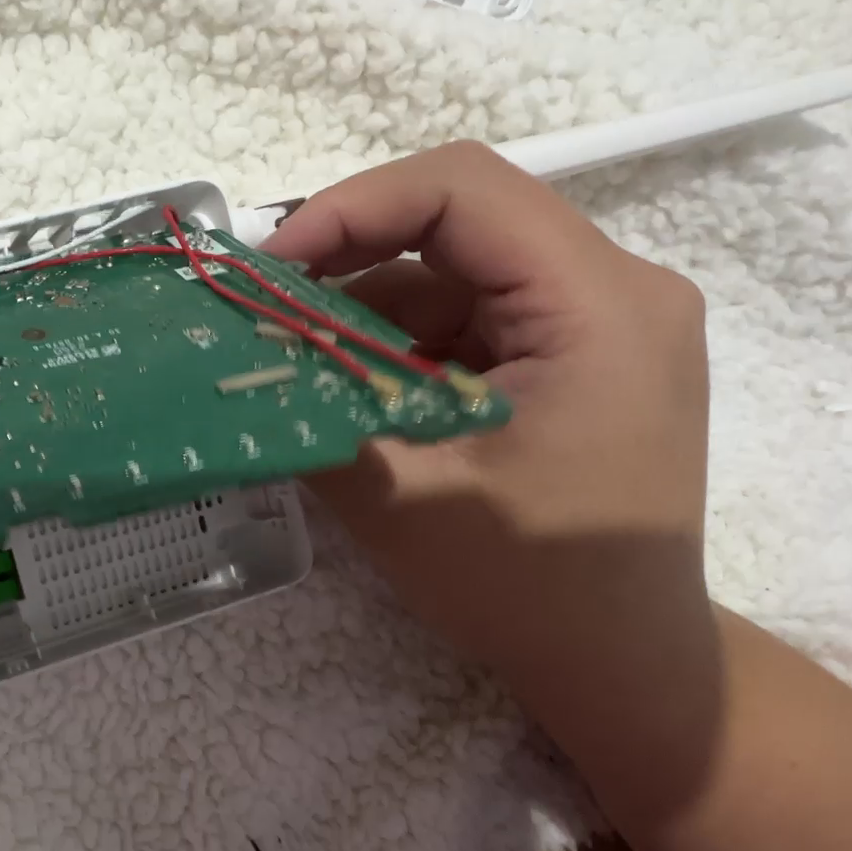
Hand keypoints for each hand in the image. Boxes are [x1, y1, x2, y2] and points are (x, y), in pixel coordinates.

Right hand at [260, 141, 710, 670]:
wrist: (617, 659)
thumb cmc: (527, 587)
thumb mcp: (400, 500)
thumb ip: (312, 416)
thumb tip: (233, 356)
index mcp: (597, 307)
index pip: (463, 191)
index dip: (350, 208)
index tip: (268, 265)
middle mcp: (612, 290)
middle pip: (456, 220)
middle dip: (345, 252)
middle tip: (263, 302)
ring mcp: (592, 320)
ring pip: (450, 268)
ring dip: (361, 303)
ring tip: (290, 351)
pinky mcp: (564, 354)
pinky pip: (461, 313)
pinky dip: (390, 337)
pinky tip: (342, 380)